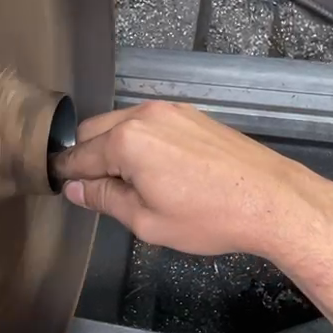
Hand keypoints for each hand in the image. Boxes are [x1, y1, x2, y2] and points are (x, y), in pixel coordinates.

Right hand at [52, 101, 332, 265]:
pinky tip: (153, 170)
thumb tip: (77, 190)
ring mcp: (170, 111)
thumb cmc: (210, 216)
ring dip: (114, 148)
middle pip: (95, 131)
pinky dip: (139, 141)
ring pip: (122, 124)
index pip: (78, 155)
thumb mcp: (147, 221)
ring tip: (127, 185)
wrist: (271, 200)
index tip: (60, 186)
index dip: (66, 174)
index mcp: (127, 141)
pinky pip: (148, 123)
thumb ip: (105, 200)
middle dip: (88, 158)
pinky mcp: (190, 115)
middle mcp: (144, 115)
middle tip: (94, 191)